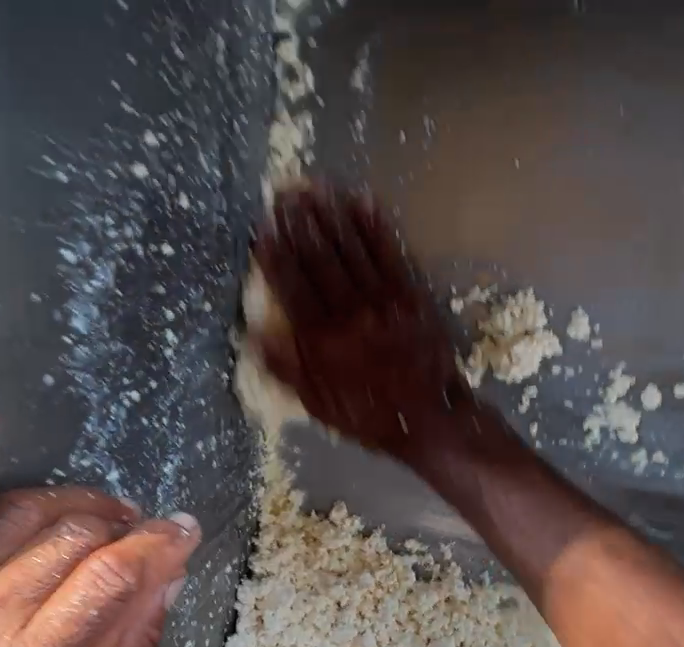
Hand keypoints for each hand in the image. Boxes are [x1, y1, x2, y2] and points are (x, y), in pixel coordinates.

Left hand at [0, 396, 198, 646]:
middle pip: (73, 540)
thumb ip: (132, 646)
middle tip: (143, 537)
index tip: (182, 532)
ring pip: (22, 515)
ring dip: (76, 504)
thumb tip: (166, 572)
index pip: (112, 576)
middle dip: (125, 528)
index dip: (159, 544)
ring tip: (99, 516)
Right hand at [255, 185, 483, 458]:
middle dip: (300, 225)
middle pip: (319, 261)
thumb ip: (288, 369)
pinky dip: (376, 227)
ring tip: (314, 189)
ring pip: (352, 251)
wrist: (430, 419)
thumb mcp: (320, 404)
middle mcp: (350, 314)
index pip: (292, 289)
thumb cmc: (370, 416)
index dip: (276, 257)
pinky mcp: (411, 296)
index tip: (262, 230)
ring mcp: (384, 302)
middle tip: (284, 194)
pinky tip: (363, 203)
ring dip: (332, 217)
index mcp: (323, 342)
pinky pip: (391, 254)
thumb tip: (253, 336)